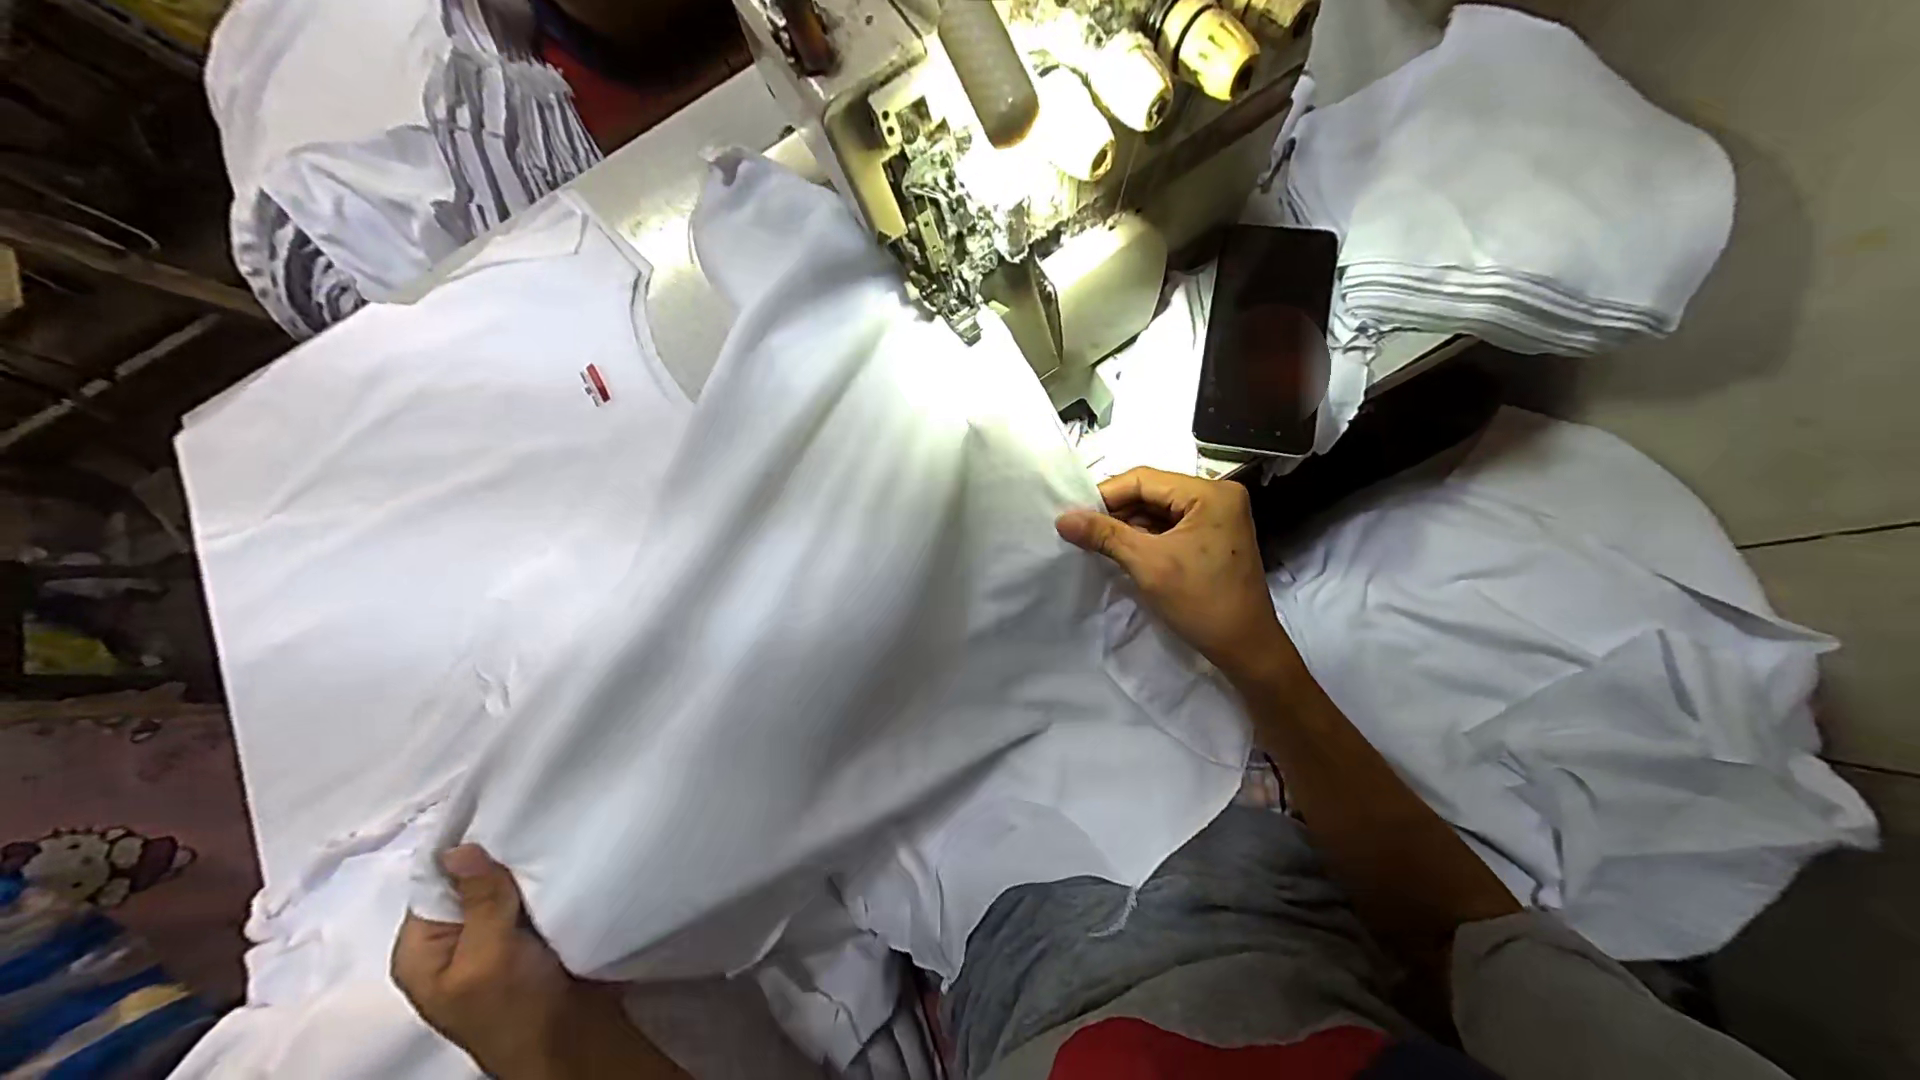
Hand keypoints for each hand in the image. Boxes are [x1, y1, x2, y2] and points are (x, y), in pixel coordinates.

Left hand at [392, 846, 673, 1079]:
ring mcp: (492, 938)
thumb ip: (478, 902)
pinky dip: (544, 879)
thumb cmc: (516, 1006)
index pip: (433, 882)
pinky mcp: (529, 935)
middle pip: (470, 881)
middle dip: (499, 856)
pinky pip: (530, 896)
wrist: (571, 1038)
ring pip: (504, 886)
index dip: (464, 849)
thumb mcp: (489, 955)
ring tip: (551, 834)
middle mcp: (452, 941)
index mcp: (422, 951)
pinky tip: (561, 860)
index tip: (500, 812)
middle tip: (532, 820)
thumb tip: (458, 847)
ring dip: (525, 867)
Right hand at [1057, 467, 1295, 686]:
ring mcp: (1217, 516)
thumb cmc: (1201, 602)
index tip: (1073, 513)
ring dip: (1127, 524)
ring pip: (1158, 509)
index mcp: (1210, 493)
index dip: (1105, 495)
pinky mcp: (1212, 536)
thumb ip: (1105, 535)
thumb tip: (1063, 519)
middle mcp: (1218, 495)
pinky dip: (1144, 535)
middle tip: (1080, 528)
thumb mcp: (1148, 564)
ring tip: (1095, 540)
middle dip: (1115, 510)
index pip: (1144, 479)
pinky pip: (1170, 525)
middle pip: (1152, 491)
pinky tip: (1120, 548)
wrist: (1245, 647)